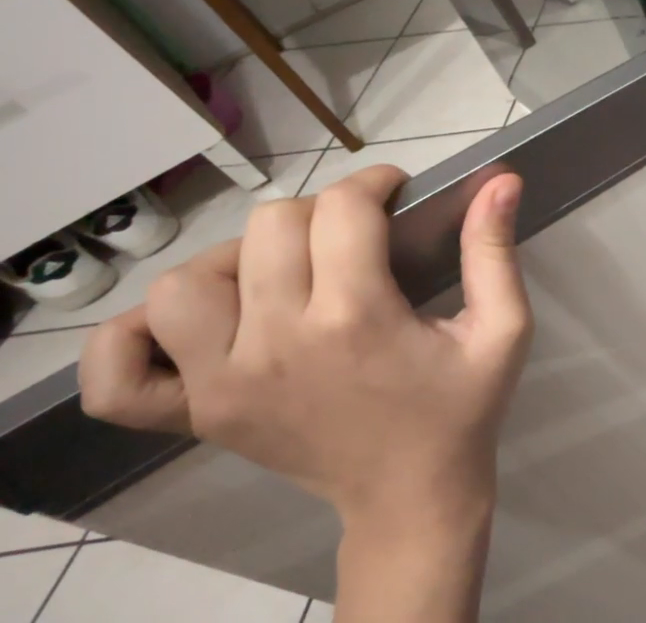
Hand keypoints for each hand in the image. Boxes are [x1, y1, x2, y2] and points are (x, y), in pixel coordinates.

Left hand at [79, 166, 531, 534]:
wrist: (412, 490)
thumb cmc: (463, 404)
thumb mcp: (503, 327)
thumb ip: (495, 251)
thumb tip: (501, 180)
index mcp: (358, 316)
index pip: (341, 209)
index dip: (373, 183)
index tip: (396, 192)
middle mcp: (278, 342)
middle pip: (267, 229)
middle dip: (318, 213)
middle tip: (353, 235)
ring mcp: (222, 382)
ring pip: (185, 283)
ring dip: (236, 261)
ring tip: (283, 275)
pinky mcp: (194, 414)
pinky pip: (118, 369)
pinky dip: (136, 336)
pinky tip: (199, 325)